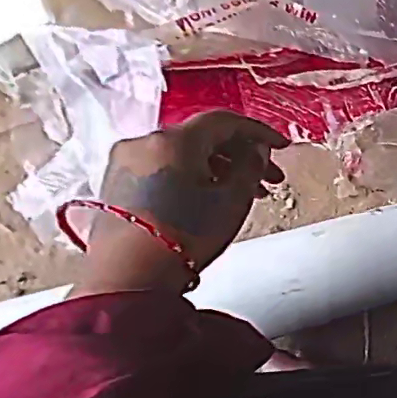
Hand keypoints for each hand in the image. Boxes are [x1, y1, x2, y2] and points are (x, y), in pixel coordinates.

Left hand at [72, 110, 286, 296]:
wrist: (130, 276)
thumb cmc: (183, 238)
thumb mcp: (233, 200)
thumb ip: (250, 167)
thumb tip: (255, 150)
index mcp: (175, 140)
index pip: (224, 121)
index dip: (258, 131)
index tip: (279, 144)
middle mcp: (146, 142)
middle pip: (203, 137)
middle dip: (240, 154)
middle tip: (268, 177)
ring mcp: (126, 161)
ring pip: (183, 153)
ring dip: (218, 167)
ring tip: (241, 193)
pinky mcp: (117, 182)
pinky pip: (164, 167)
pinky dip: (192, 175)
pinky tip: (209, 198)